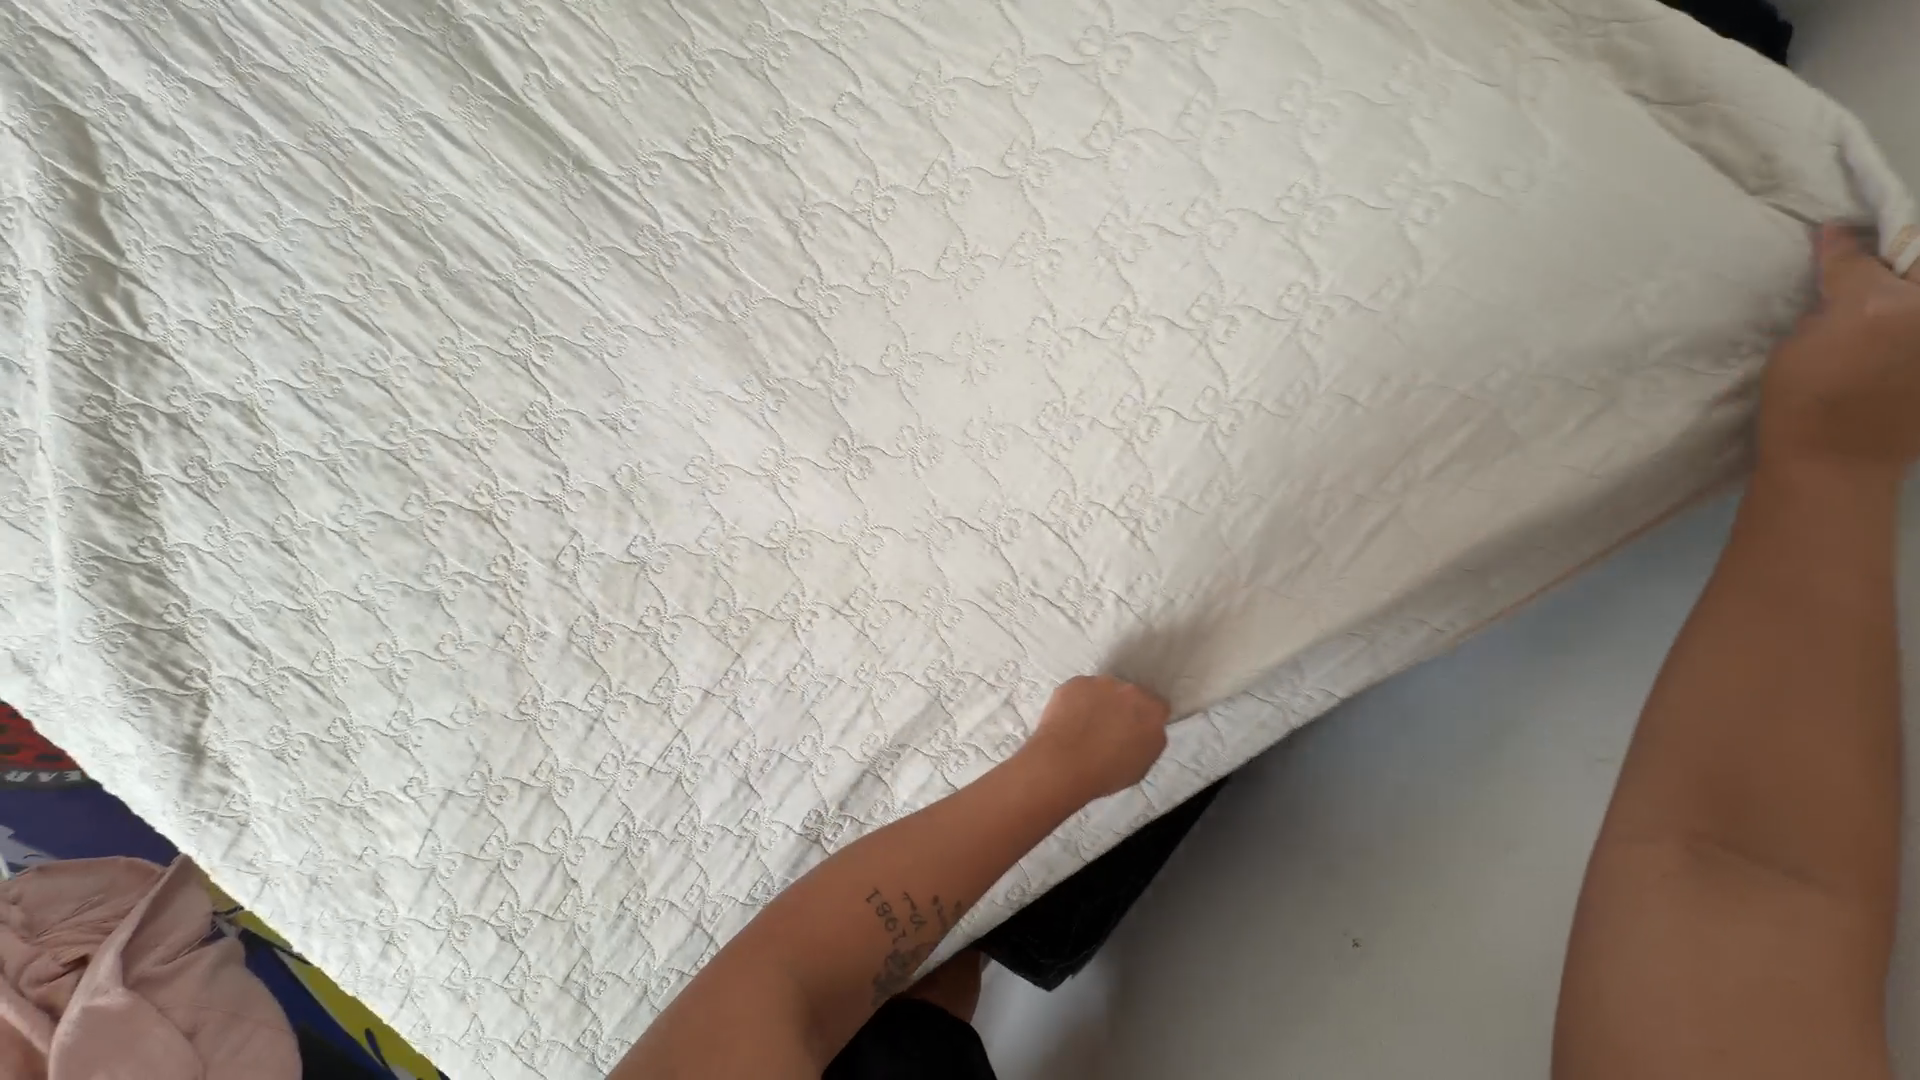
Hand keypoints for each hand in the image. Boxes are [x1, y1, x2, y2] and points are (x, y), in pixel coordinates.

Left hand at [1019, 675, 1171, 802]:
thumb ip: (1150, 741)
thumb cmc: (1107, 772)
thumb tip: (1144, 731)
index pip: (1158, 709)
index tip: (1135, 731)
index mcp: (1152, 711)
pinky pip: (1080, 690)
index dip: (1146, 720)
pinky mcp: (1075, 682)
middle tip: (1108, 730)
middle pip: (1130, 695)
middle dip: (1123, 709)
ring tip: (1084, 727)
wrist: (1064, 763)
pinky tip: (1068, 721)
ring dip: (1099, 703)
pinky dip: (1076, 702)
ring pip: (1103, 691)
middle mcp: (1129, 690)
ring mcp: (1100, 683)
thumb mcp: (1142, 766)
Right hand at [1758, 224, 1919, 482]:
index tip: (1832, 233)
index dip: (1841, 245)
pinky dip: (1908, 322)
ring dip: (1908, 289)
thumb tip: (1845, 284)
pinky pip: (1919, 327)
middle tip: (1875, 260)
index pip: (1856, 258)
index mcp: (1874, 305)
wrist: (1837, 461)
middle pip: (1918, 262)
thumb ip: (1830, 307)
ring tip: (1886, 305)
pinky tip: (1891, 340)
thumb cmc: (1798, 405)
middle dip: (1897, 258)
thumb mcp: (1795, 349)